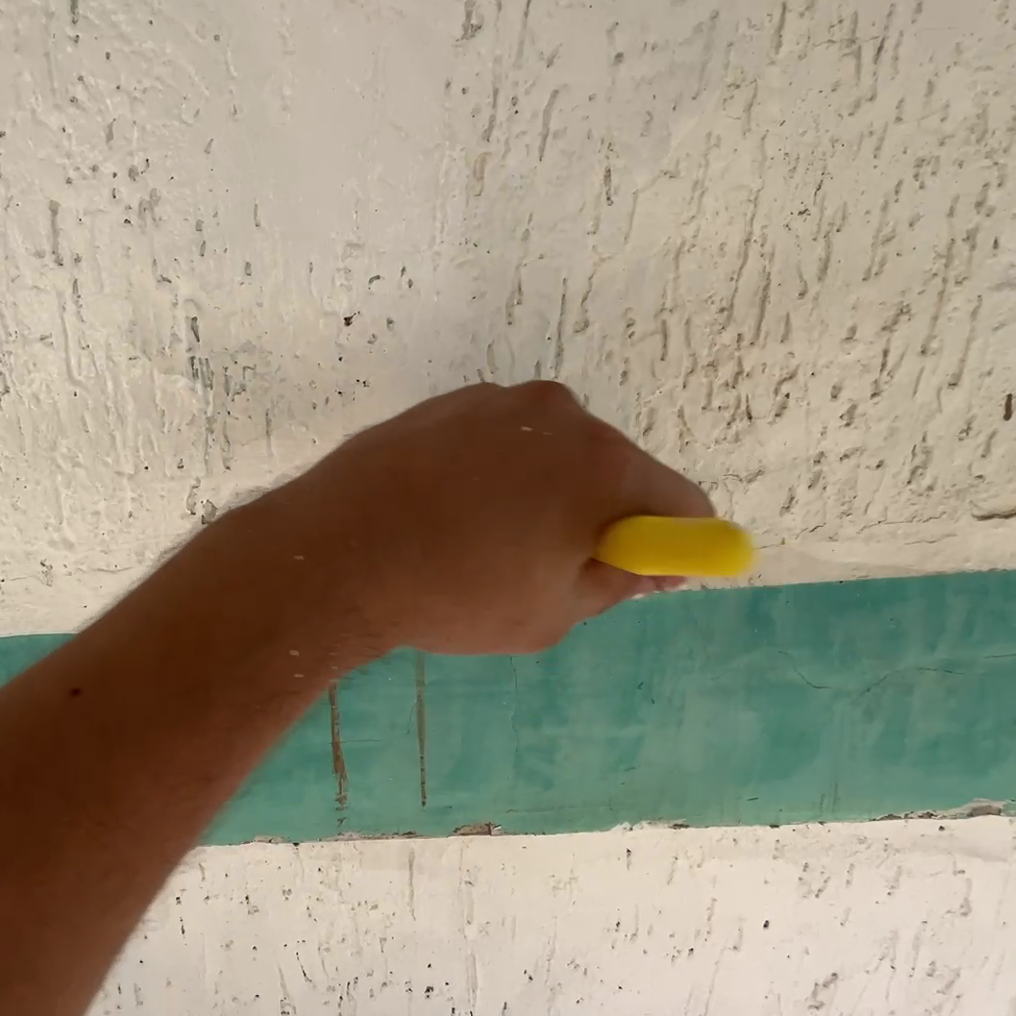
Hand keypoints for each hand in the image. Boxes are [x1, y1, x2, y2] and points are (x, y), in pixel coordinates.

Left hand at [269, 381, 712, 656]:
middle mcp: (557, 415)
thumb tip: (653, 561)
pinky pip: (493, 441)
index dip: (671, 545)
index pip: (681, 503)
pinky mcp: (443, 404)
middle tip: (538, 568)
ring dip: (537, 491)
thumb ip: (617, 581)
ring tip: (475, 542)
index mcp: (601, 464)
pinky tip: (441, 510)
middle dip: (595, 516)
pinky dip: (488, 472)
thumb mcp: (551, 613)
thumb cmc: (451, 594)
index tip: (634, 573)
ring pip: (547, 452)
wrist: (335, 551)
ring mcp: (493, 402)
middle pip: (611, 469)